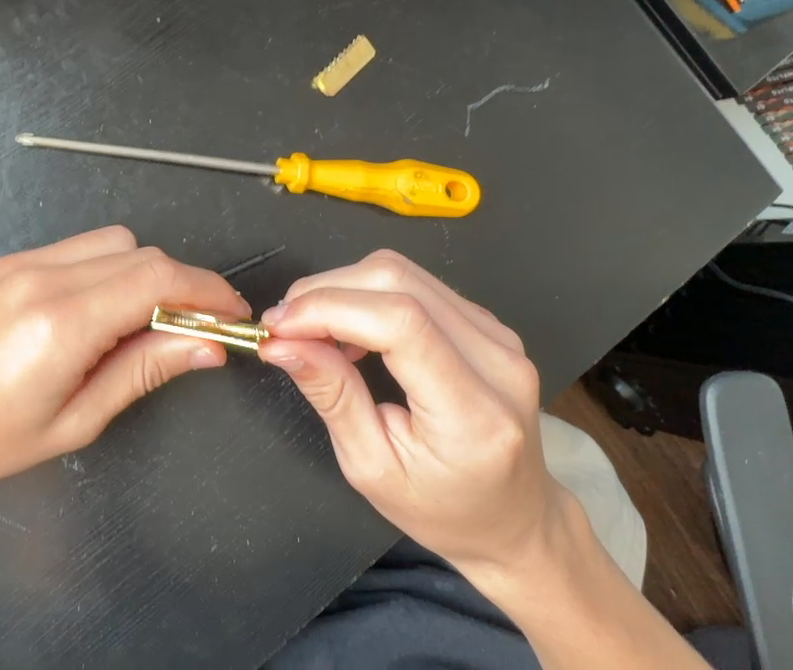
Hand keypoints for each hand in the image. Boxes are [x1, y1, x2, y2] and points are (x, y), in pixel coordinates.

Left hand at [0, 226, 246, 513]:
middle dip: (180, 284)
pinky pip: (74, 249)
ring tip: (137, 328)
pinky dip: (104, 271)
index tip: (231, 314)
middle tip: (190, 331)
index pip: (159, 279)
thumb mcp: (75, 420)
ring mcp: (18, 262)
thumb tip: (204, 345)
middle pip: (141, 252)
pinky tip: (95, 315)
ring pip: (111, 243)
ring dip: (141, 274)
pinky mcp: (4, 262)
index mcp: (60, 321)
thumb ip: (145, 371)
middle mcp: (40, 276)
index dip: (208, 292)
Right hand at [258, 250, 567, 578]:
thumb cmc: (442, 510)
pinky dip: (366, 295)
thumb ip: (332, 397)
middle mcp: (496, 362)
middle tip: (284, 326)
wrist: (515, 520)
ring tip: (312, 329)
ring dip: (341, 288)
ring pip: (402, 272)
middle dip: (325, 291)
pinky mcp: (487, 324)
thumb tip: (281, 344)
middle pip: (397, 281)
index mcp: (473, 413)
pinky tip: (349, 330)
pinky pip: (415, 284)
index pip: (400, 323)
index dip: (329, 309)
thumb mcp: (371, 469)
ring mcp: (498, 336)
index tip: (278, 326)